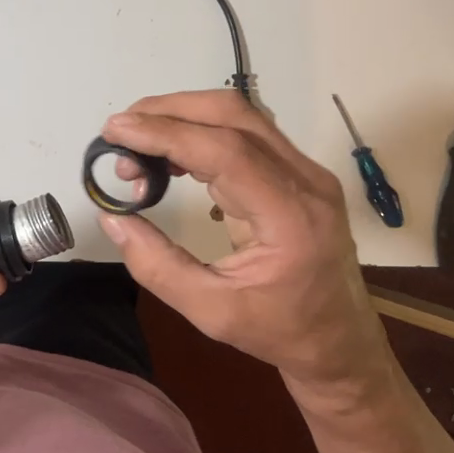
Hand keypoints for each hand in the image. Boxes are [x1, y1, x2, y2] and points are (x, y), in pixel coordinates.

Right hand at [97, 90, 389, 401]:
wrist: (341, 341)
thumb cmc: (279, 330)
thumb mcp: (210, 312)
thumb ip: (157, 265)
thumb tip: (112, 217)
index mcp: (291, 218)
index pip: (225, 150)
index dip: (166, 133)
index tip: (115, 131)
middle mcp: (305, 181)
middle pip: (232, 115)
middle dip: (167, 111)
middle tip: (119, 134)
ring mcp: (305, 171)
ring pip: (237, 115)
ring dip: (181, 116)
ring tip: (137, 147)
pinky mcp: (295, 171)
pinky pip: (243, 132)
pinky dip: (198, 131)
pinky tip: (169, 156)